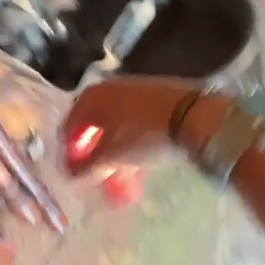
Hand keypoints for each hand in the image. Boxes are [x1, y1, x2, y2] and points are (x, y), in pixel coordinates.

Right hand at [60, 76, 203, 174]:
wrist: (196, 114)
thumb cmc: (143, 135)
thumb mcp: (112, 156)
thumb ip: (87, 167)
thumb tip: (70, 176)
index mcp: (89, 99)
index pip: (68, 129)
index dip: (70, 154)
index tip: (76, 175)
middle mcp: (105, 88)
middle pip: (93, 126)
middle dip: (95, 154)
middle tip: (100, 176)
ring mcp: (132, 89)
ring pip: (115, 124)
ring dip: (114, 150)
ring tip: (123, 173)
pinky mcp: (155, 94)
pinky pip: (134, 120)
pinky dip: (131, 139)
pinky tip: (141, 157)